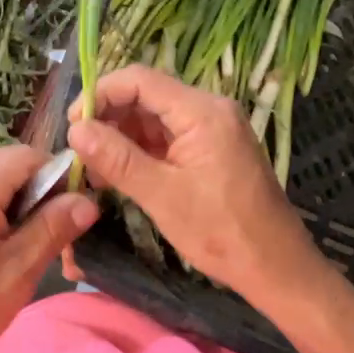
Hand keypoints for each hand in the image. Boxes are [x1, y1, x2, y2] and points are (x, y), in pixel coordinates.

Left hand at [0, 146, 97, 352]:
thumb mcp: (19, 269)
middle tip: (48, 235)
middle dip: (34, 190)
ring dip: (10, 198)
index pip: (29, 156)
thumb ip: (54, 227)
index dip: (58, 180)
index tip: (70, 216)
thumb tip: (88, 201)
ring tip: (19, 244)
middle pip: (6, 162)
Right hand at [65, 65, 325, 303]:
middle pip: (145, 95)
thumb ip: (117, 159)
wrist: (280, 272)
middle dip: (107, 117)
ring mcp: (212, 128)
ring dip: (120, 136)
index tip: (73, 124)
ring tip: (93, 166)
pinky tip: (118, 173)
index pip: (139, 80)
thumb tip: (75, 130)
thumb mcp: (162, 196)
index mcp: (202, 112)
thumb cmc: (222, 234)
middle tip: (79, 149)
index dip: (100, 94)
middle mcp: (209, 109)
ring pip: (152, 116)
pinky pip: (166, 136)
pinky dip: (140, 150)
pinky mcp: (212, 148)